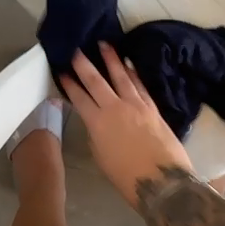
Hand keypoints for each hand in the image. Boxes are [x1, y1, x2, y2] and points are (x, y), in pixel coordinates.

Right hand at [61, 43, 194, 207]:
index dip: (69, 84)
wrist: (163, 181)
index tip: (62, 70)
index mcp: (97, 123)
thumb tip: (96, 122)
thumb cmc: (126, 177)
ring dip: (111, 59)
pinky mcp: (152, 107)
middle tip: (77, 48)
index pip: (79, 98)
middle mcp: (115, 108)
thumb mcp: (101, 158)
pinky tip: (129, 62)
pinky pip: (140, 85)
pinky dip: (133, 72)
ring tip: (104, 44)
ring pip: (121, 76)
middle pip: (96, 81)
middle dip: (84, 64)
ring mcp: (135, 105)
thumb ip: (96, 135)